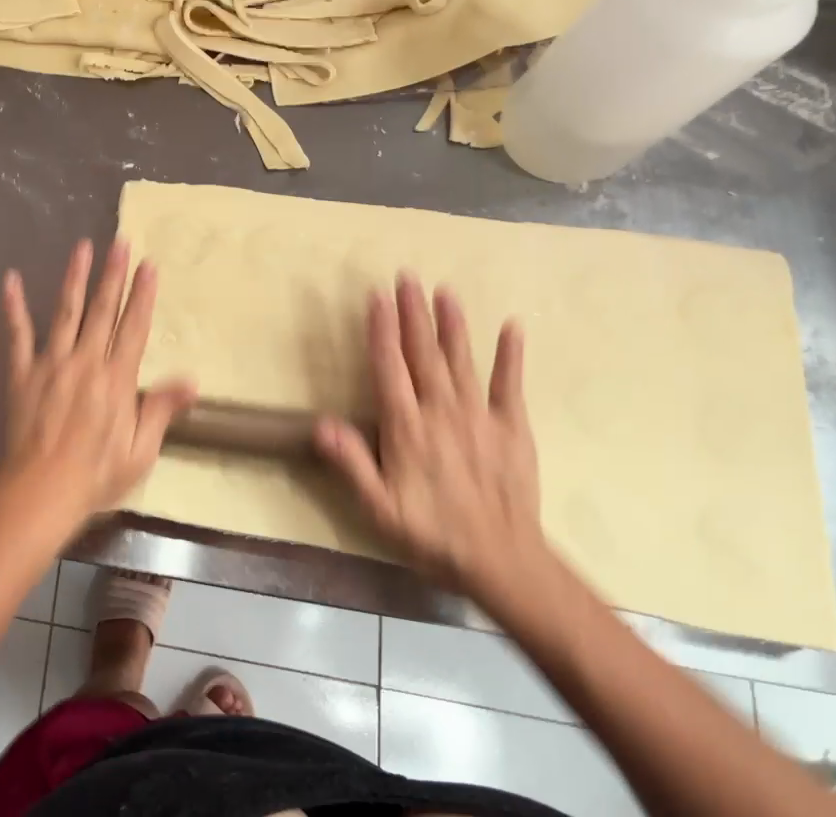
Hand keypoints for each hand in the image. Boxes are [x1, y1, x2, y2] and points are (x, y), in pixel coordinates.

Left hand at [0, 240, 195, 527]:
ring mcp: (51, 365)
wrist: (42, 491)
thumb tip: (191, 381)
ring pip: (66, 313)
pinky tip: (11, 280)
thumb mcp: (141, 451)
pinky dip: (14, 307)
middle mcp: (85, 362)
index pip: (134, 328)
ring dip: (75, 278)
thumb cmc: (97, 476)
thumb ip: (160, 410)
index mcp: (117, 380)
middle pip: (103, 311)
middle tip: (121, 241)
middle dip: (113, 274)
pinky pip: (17, 335)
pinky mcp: (22, 374)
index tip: (149, 265)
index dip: (143, 296)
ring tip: (82, 246)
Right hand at [315, 273, 546, 601]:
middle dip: (413, 314)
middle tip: (406, 277)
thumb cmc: (430, 534)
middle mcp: (441, 412)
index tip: (375, 297)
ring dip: (451, 323)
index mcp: (406, 428)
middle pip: (423, 354)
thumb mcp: (378, 507)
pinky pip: (509, 385)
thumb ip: (352, 463)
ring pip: (461, 360)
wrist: (501, 559)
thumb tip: (322, 423)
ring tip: (443, 290)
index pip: (389, 368)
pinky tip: (511, 327)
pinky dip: (510, 355)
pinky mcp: (512, 428)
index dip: (380, 330)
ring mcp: (479, 417)